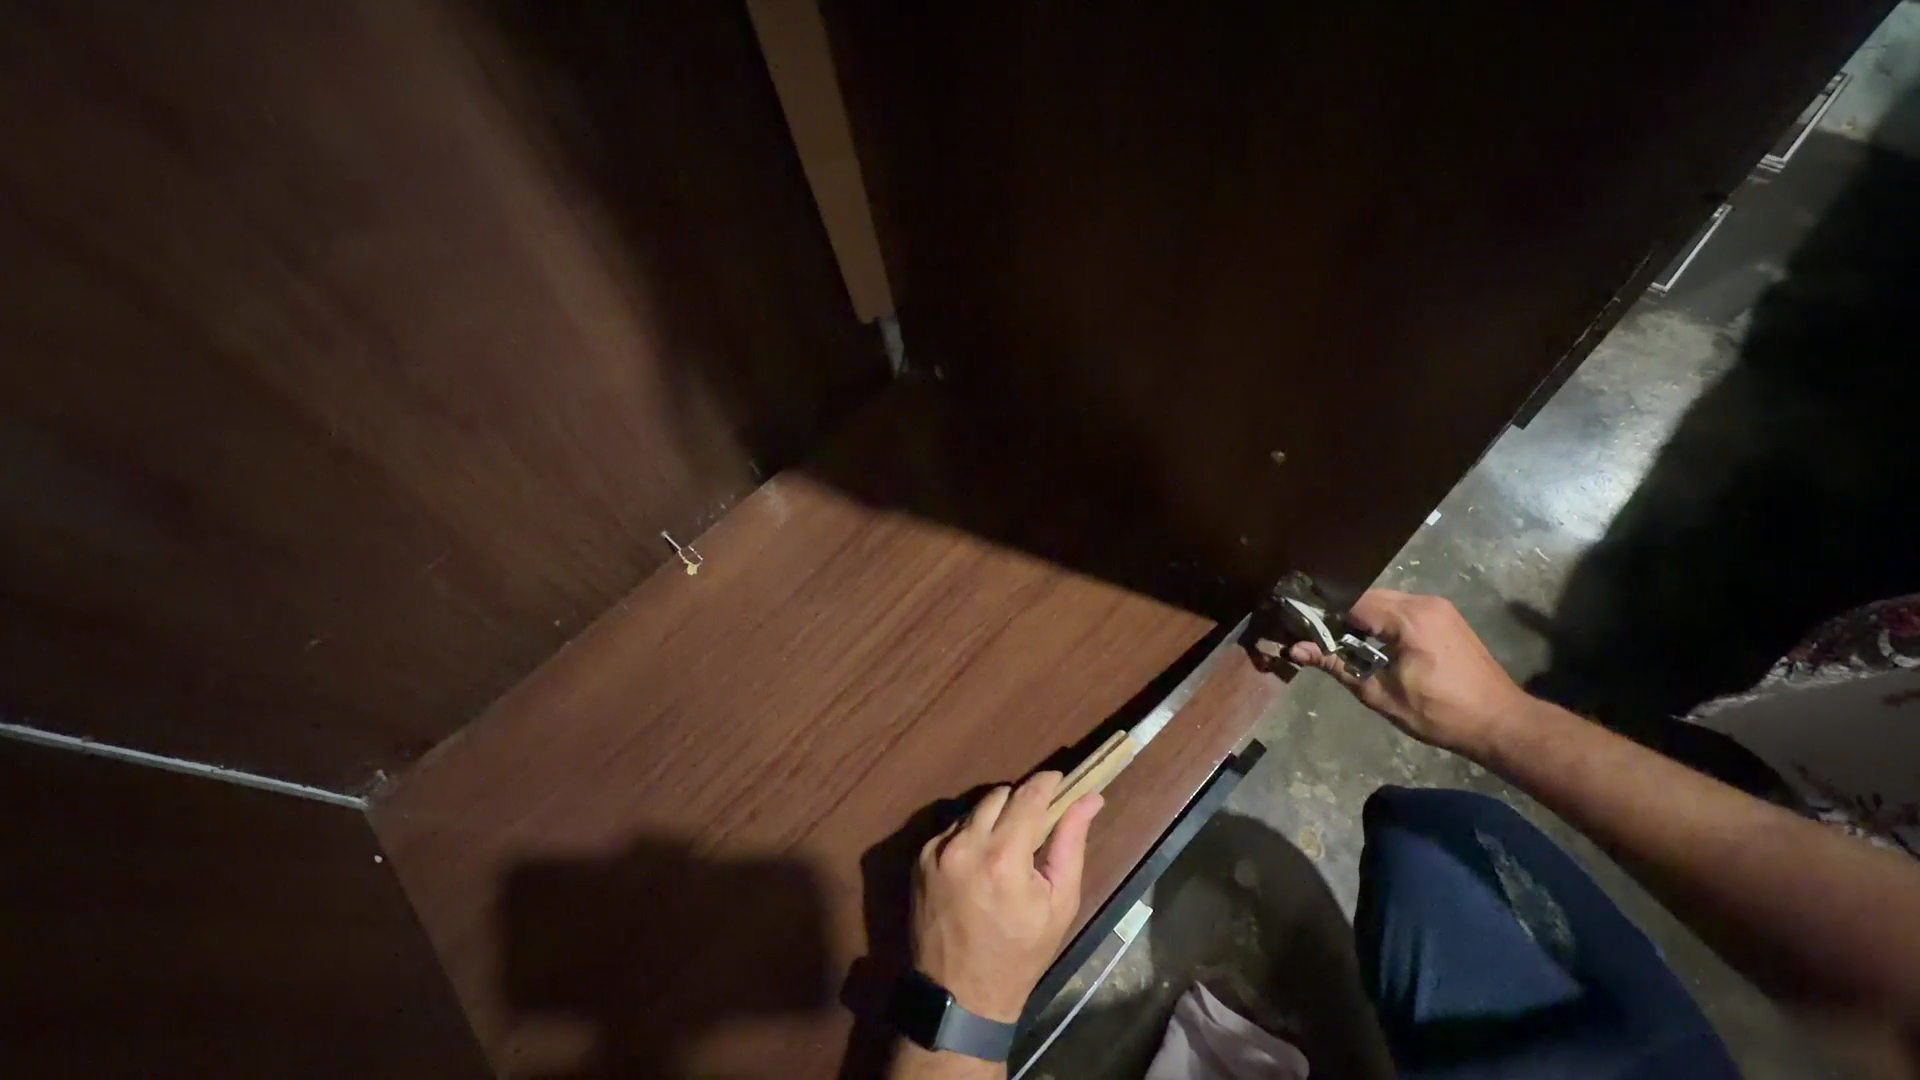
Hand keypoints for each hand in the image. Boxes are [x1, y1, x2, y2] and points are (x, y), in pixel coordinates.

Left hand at [912, 771, 1103, 1022]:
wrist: (960, 993)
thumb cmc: (1020, 952)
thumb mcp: (1059, 903)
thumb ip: (1071, 843)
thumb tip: (1090, 798)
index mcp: (1003, 858)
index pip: (1028, 796)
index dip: (1047, 782)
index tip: (1060, 780)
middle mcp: (965, 845)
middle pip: (999, 795)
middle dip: (1021, 801)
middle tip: (1036, 822)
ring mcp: (936, 850)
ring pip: (974, 809)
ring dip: (994, 817)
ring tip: (1008, 846)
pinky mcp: (920, 858)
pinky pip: (953, 828)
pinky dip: (971, 834)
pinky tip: (981, 860)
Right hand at [1287, 588, 1528, 754]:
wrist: (1501, 723)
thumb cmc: (1439, 713)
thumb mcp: (1379, 693)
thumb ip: (1336, 665)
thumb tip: (1293, 650)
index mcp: (1408, 618)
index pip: (1350, 602)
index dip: (1322, 615)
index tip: (1301, 629)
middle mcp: (1424, 602)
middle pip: (1366, 597)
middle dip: (1339, 616)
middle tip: (1317, 638)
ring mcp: (1438, 607)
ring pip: (1383, 601)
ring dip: (1360, 618)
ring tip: (1342, 643)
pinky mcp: (1445, 616)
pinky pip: (1401, 608)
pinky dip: (1381, 621)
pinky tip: (1372, 643)